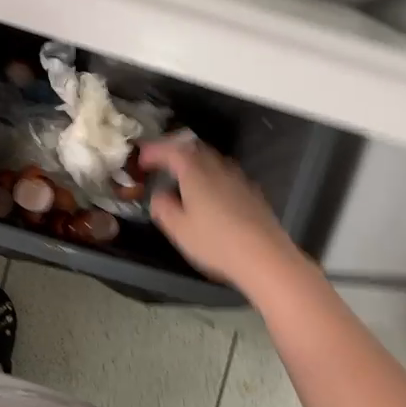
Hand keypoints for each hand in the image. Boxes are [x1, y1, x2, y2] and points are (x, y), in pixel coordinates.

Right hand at [139, 133, 304, 285]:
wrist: (264, 257)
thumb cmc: (215, 242)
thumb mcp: (178, 229)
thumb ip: (163, 207)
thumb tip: (159, 196)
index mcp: (195, 173)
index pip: (171, 150)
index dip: (154, 151)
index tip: (141, 159)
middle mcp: (218, 168)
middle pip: (194, 149)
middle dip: (175, 152)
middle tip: (160, 162)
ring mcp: (238, 179)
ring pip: (212, 161)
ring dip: (194, 163)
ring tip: (182, 177)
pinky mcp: (252, 193)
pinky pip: (225, 175)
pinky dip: (211, 177)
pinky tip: (209, 195)